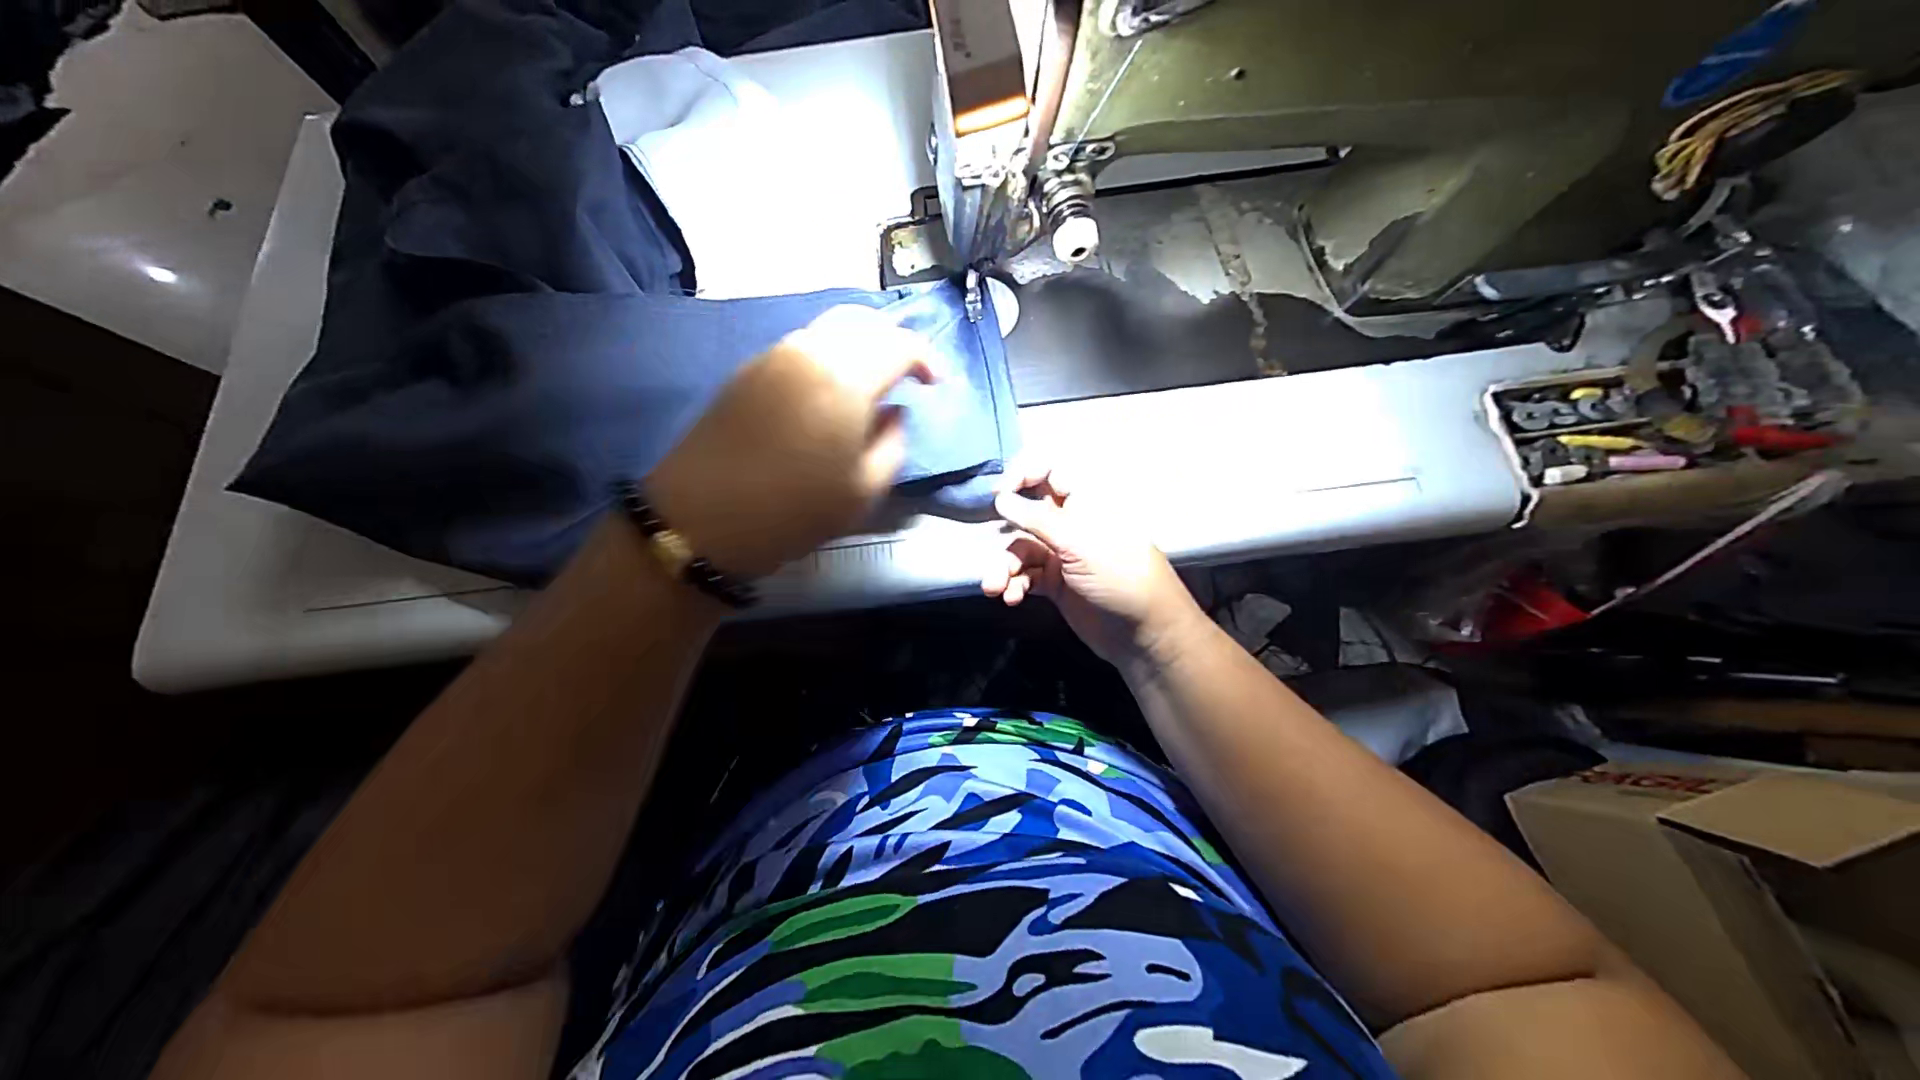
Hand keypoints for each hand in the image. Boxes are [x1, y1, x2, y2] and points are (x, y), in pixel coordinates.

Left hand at [645, 306, 933, 576]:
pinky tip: (832, 385)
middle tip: (908, 373)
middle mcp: (809, 351)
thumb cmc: (793, 510)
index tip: (934, 384)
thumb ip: (893, 442)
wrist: (702, 519)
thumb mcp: (864, 489)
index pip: (900, 344)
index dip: (926, 359)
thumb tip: (893, 412)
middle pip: (864, 324)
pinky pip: (801, 345)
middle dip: (894, 343)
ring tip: (873, 377)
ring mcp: (772, 355)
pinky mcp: (747, 370)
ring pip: (830, 329)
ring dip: (860, 344)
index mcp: (845, 376)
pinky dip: (829, 353)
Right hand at [982, 459, 1206, 669]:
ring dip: (1004, 567)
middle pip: (1026, 515)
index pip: (1050, 472)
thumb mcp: (1078, 543)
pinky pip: (1025, 576)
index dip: (1023, 476)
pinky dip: (1014, 585)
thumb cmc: (1119, 576)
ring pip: (1020, 550)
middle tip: (990, 551)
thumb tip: (1001, 498)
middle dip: (1005, 533)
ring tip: (995, 587)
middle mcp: (1071, 524)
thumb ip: (1037, 519)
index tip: (999, 494)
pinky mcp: (1055, 583)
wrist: (1143, 633)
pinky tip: (1011, 597)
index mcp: (1085, 504)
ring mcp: (1062, 554)